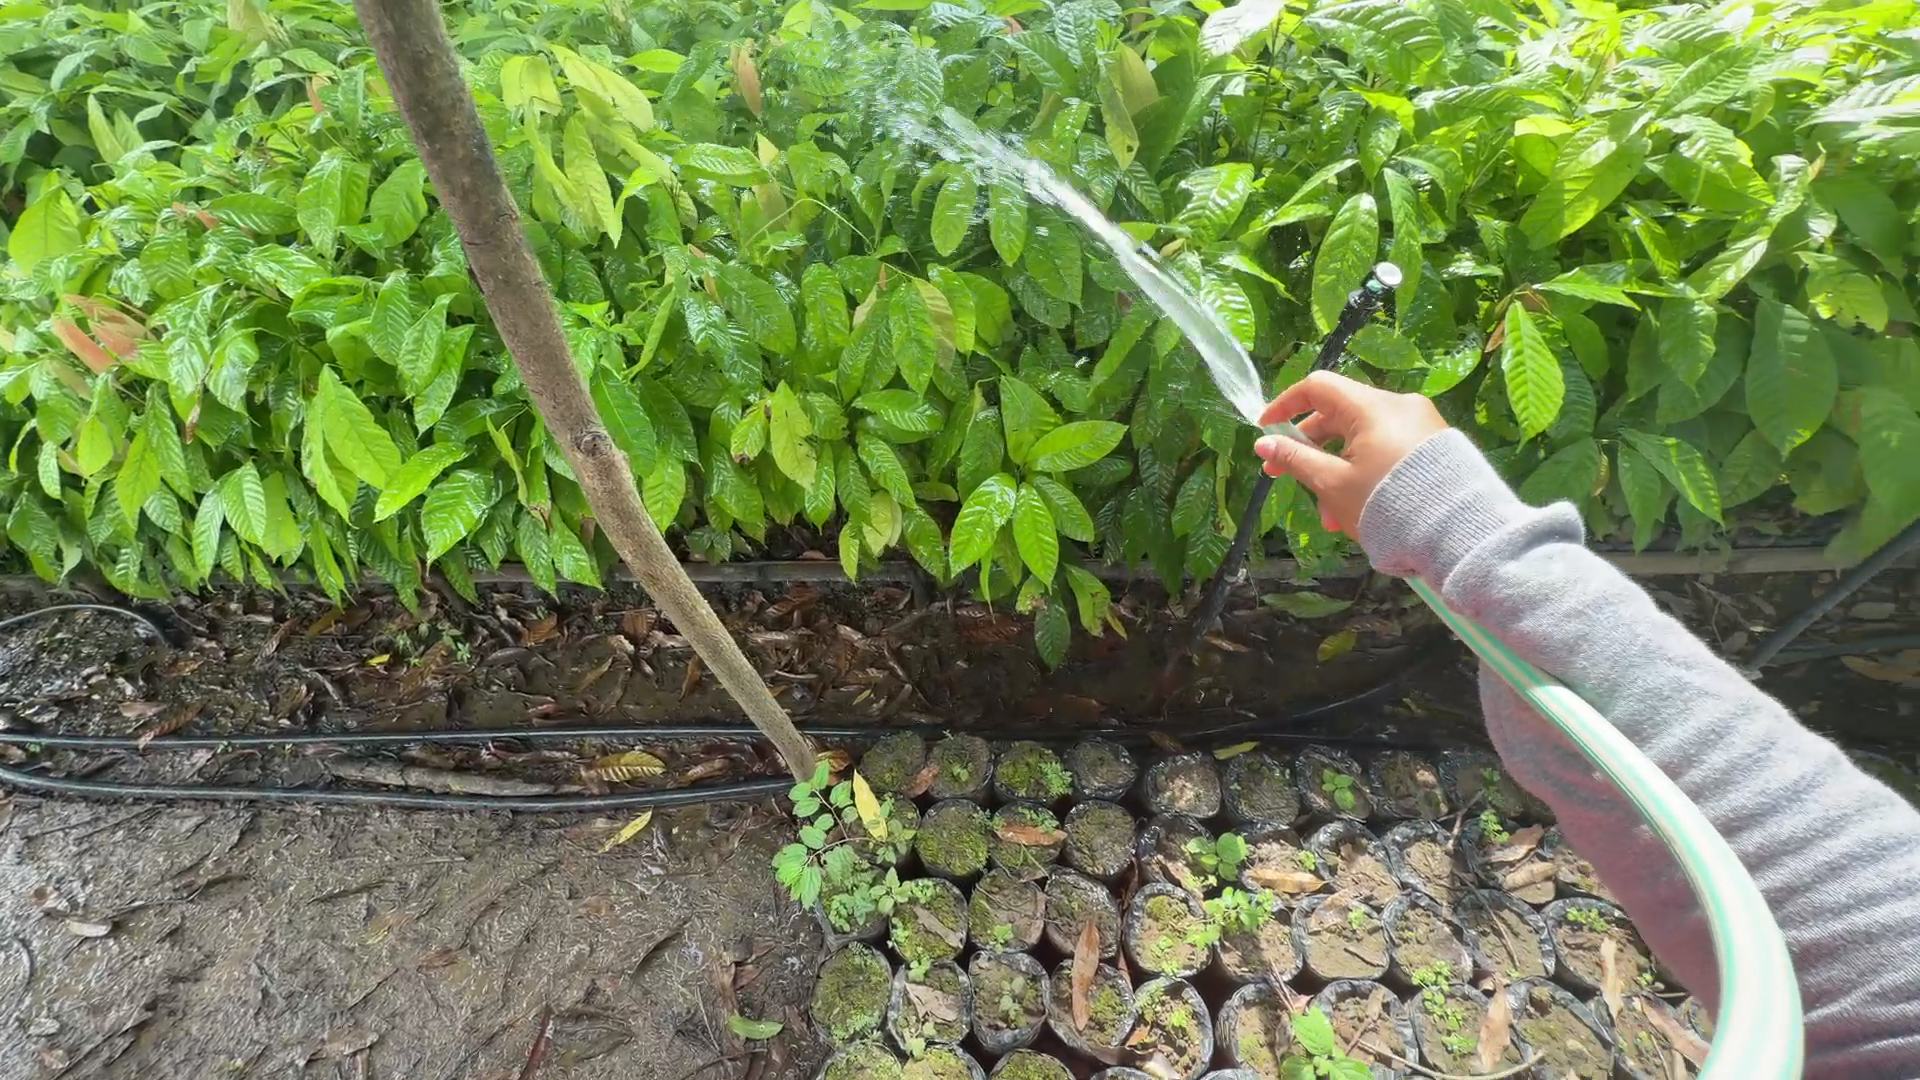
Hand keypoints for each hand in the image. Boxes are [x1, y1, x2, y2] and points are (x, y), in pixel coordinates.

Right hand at [1253, 371, 1448, 535]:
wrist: (1458, 532)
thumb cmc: (1385, 503)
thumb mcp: (1330, 483)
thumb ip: (1294, 459)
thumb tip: (1264, 443)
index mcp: (1372, 407)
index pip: (1318, 387)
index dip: (1285, 405)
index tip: (1265, 429)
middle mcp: (1398, 407)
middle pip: (1337, 416)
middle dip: (1308, 450)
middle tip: (1281, 475)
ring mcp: (1419, 426)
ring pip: (1359, 440)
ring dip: (1334, 471)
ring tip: (1327, 515)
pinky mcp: (1433, 447)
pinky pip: (1384, 451)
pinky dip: (1361, 472)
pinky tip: (1355, 508)